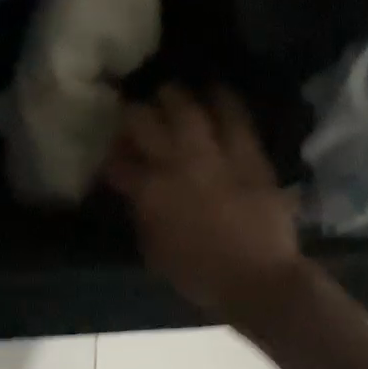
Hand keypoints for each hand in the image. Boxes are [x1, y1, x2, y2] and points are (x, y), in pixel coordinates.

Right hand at [105, 87, 304, 319]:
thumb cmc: (198, 273)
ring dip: (177, 97)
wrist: (258, 279)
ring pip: (190, 112)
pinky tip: (218, 92)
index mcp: (148, 191)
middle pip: (147, 124)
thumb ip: (143, 214)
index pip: (117, 163)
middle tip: (134, 107)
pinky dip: (225, 103)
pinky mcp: (249, 157)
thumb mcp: (153, 248)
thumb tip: (139, 193)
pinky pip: (236, 121)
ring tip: (172, 89)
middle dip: (135, 112)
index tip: (109, 154)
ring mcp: (214, 157)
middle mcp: (176, 165)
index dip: (110, 155)